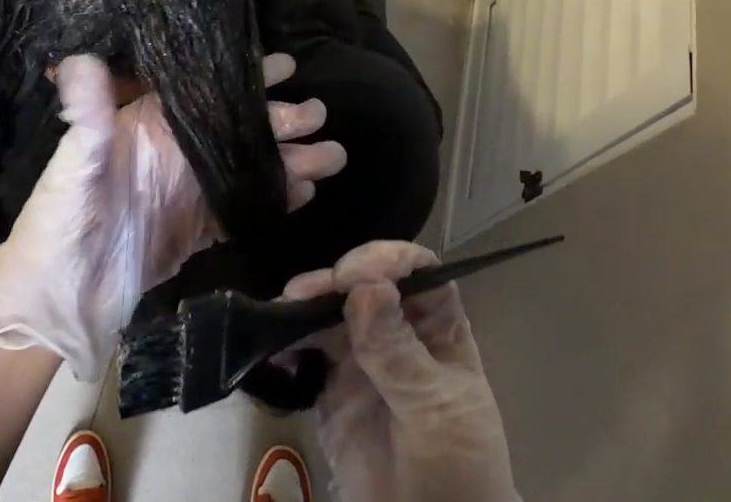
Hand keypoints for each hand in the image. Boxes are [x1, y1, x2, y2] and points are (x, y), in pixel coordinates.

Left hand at [0, 53, 344, 379]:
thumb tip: (79, 57)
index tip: (285, 64)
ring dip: (289, 161)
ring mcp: (187, 195)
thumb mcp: (74, 163)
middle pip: (237, 130)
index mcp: (148, 129)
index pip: (203, 93)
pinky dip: (275, 201)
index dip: (244, 78)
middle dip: (281, 119)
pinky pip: (242, 209)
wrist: (57, 298)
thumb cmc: (60, 221)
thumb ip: (87, 113)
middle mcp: (174, 155)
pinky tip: (306, 194)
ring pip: (249, 169)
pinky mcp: (195, 233)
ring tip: (332, 156)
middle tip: (322, 114)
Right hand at [283, 240, 520, 501]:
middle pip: (362, 284)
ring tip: (280, 316)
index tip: (355, 274)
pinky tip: (274, 346)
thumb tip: (368, 287)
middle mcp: (396, 331)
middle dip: (333, 280)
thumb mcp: (436, 410)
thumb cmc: (457, 469)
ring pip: (328, 312)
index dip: (387, 261)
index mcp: (436, 328)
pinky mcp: (329, 384)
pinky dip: (284, 341)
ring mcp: (360, 356)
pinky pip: (303, 350)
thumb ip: (399, 354)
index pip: (416, 271)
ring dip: (302, 306)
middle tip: (302, 294)